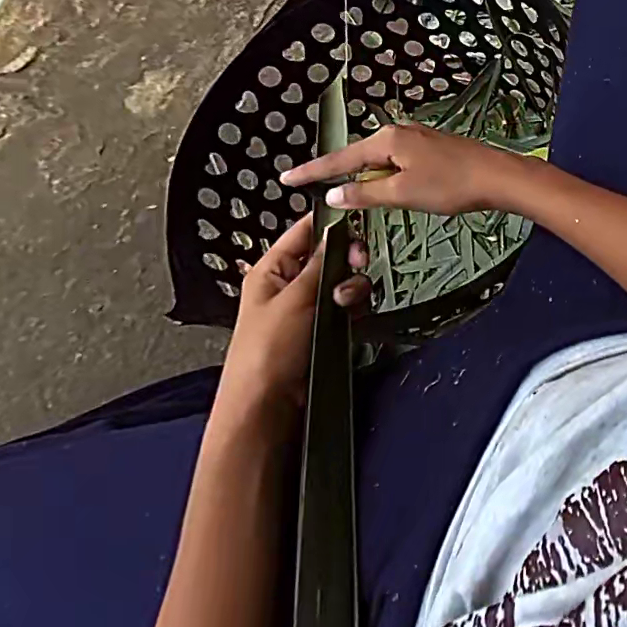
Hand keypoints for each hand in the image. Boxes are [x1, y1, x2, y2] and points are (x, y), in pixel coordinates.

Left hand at [214, 213, 370, 419]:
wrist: (270, 404)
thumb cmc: (268, 351)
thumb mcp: (294, 299)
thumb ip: (321, 263)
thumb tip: (337, 231)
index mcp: (272, 270)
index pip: (304, 232)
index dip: (330, 225)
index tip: (358, 223)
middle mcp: (292, 284)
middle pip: (331, 256)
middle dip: (348, 259)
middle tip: (359, 263)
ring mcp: (311, 306)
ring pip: (346, 281)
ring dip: (352, 288)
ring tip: (346, 302)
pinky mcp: (327, 327)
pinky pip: (350, 306)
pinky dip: (355, 308)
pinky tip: (352, 317)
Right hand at [279, 123, 536, 215]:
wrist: (498, 176)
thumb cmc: (451, 185)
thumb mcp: (403, 194)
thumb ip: (366, 195)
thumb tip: (334, 196)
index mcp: (387, 140)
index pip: (340, 159)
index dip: (313, 172)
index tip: (287, 178)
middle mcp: (399, 132)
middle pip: (361, 157)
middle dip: (344, 176)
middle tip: (322, 193)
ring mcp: (418, 138)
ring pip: (382, 161)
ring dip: (371, 180)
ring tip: (363, 199)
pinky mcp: (434, 147)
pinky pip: (400, 162)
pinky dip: (391, 177)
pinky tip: (397, 190)